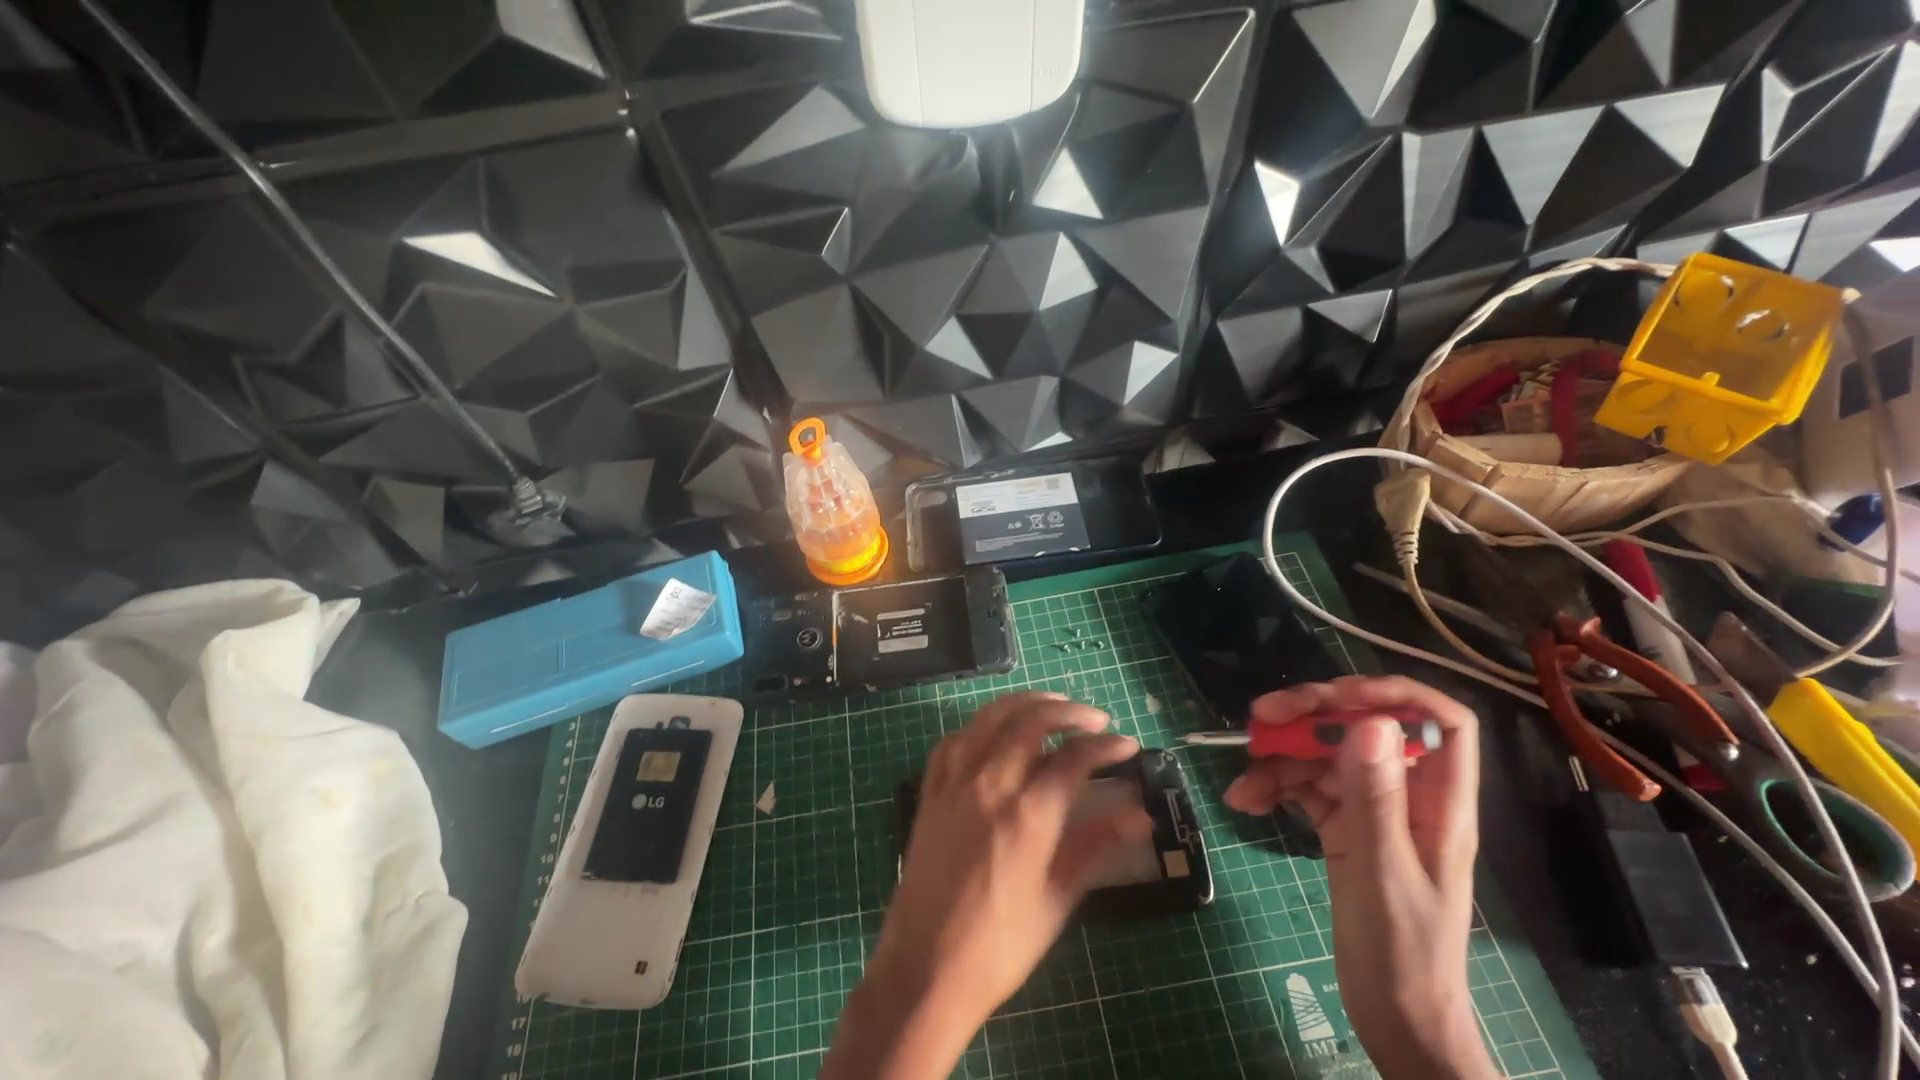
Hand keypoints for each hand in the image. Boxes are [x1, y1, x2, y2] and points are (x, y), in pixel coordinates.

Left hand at [822, 692, 1147, 1079]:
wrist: (924, 970)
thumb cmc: (999, 947)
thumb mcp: (1057, 900)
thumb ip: (1095, 847)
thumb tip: (1139, 816)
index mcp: (1027, 816)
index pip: (1074, 758)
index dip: (1106, 746)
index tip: (1128, 746)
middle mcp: (988, 786)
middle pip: (1030, 722)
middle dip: (1069, 712)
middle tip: (1096, 720)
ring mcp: (953, 786)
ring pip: (989, 720)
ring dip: (1024, 705)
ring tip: (1052, 709)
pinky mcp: (928, 795)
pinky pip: (954, 742)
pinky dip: (980, 726)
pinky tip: (994, 732)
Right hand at [1225, 676, 1496, 1079]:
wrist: (1396, 1019)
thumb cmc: (1403, 954)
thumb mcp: (1383, 874)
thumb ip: (1376, 799)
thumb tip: (1370, 721)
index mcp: (1440, 802)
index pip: (1439, 722)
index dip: (1394, 693)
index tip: (1336, 695)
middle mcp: (1409, 796)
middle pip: (1367, 729)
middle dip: (1315, 716)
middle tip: (1262, 716)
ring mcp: (1376, 812)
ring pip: (1329, 757)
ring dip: (1282, 759)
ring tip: (1243, 782)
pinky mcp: (1346, 830)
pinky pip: (1309, 790)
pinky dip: (1276, 789)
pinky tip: (1246, 802)